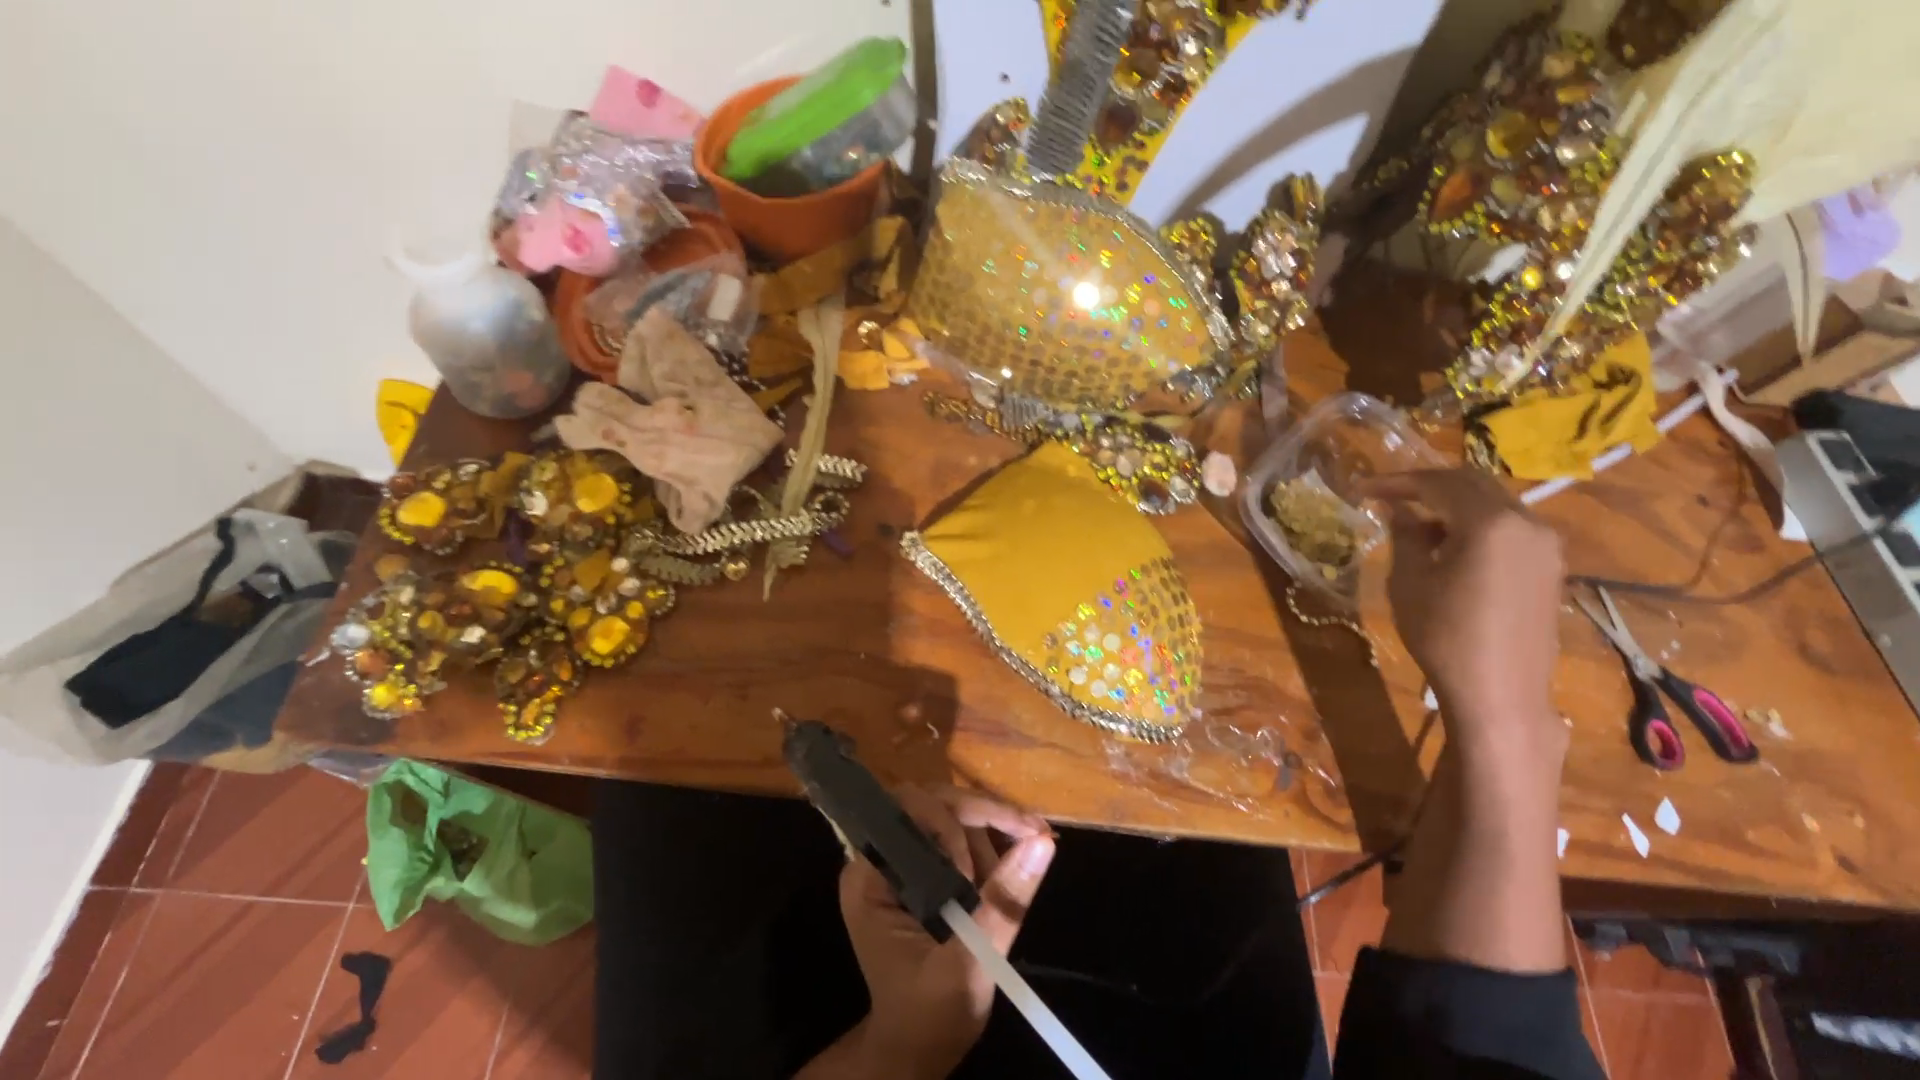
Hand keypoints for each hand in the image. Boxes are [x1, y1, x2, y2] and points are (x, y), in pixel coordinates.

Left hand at [838, 787, 1055, 1077]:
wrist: (918, 1048)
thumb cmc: (931, 1014)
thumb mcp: (971, 962)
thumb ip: (1002, 904)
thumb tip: (1042, 843)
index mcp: (868, 878)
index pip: (906, 812)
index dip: (953, 819)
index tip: (993, 852)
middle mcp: (878, 860)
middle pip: (931, 803)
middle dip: (983, 817)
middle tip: (1033, 835)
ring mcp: (900, 864)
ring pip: (948, 814)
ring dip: (990, 832)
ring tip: (1017, 869)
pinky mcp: (921, 872)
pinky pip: (956, 836)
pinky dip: (989, 843)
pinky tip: (1012, 865)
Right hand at [1362, 469, 1565, 733]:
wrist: (1499, 693)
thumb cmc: (1444, 636)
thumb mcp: (1410, 582)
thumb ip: (1406, 536)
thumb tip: (1401, 511)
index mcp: (1490, 522)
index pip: (1438, 484)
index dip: (1397, 482)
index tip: (1362, 489)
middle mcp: (1527, 523)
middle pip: (1473, 485)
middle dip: (1428, 486)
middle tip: (1389, 496)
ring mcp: (1545, 545)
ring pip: (1494, 504)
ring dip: (1454, 505)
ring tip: (1417, 524)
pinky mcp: (1550, 567)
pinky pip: (1509, 528)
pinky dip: (1477, 525)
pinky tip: (1450, 547)